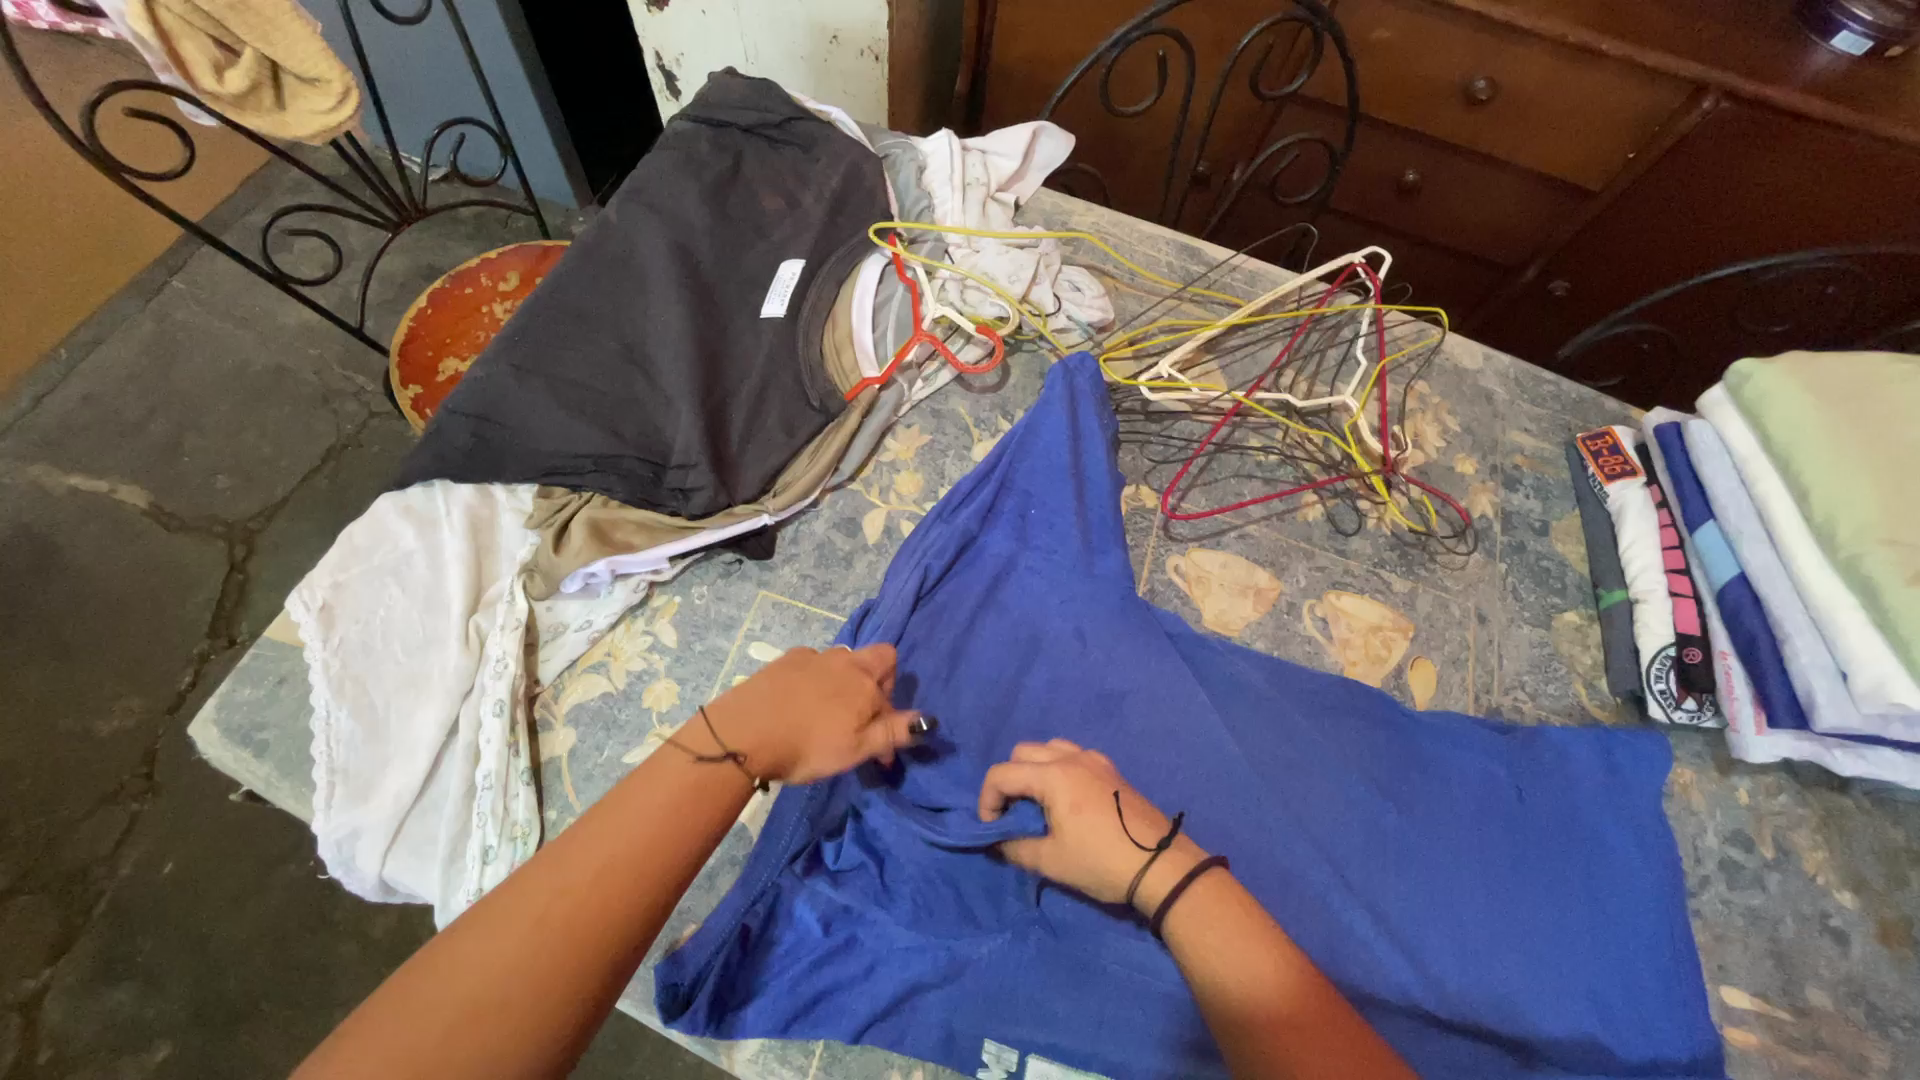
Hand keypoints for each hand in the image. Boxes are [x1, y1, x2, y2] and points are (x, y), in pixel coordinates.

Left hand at [697, 644, 923, 784]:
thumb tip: (929, 720)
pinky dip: (814, 682)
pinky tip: (798, 705)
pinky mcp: (783, 661)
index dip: (892, 718)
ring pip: (840, 663)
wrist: (744, 733)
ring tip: (825, 716)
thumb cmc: (807, 745)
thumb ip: (893, 732)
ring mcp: (811, 657)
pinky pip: (811, 666)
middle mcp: (843, 660)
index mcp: (865, 680)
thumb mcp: (856, 748)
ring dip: (843, 684)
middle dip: (874, 684)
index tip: (879, 751)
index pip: (893, 689)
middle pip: (873, 659)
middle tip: (857, 721)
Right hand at [978, 739, 1206, 910]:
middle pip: (1022, 752)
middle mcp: (1071, 758)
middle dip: (1009, 781)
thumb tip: (995, 841)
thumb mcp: (1050, 861)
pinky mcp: (1110, 769)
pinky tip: (1066, 801)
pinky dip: (1058, 769)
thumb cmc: (1101, 863)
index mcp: (1053, 776)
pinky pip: (1072, 756)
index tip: (992, 828)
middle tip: (1012, 814)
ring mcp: (1094, 759)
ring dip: (1033, 770)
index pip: (1001, 774)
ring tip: (1037, 805)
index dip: (987, 800)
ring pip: (1049, 749)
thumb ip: (1014, 846)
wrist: (1161, 866)